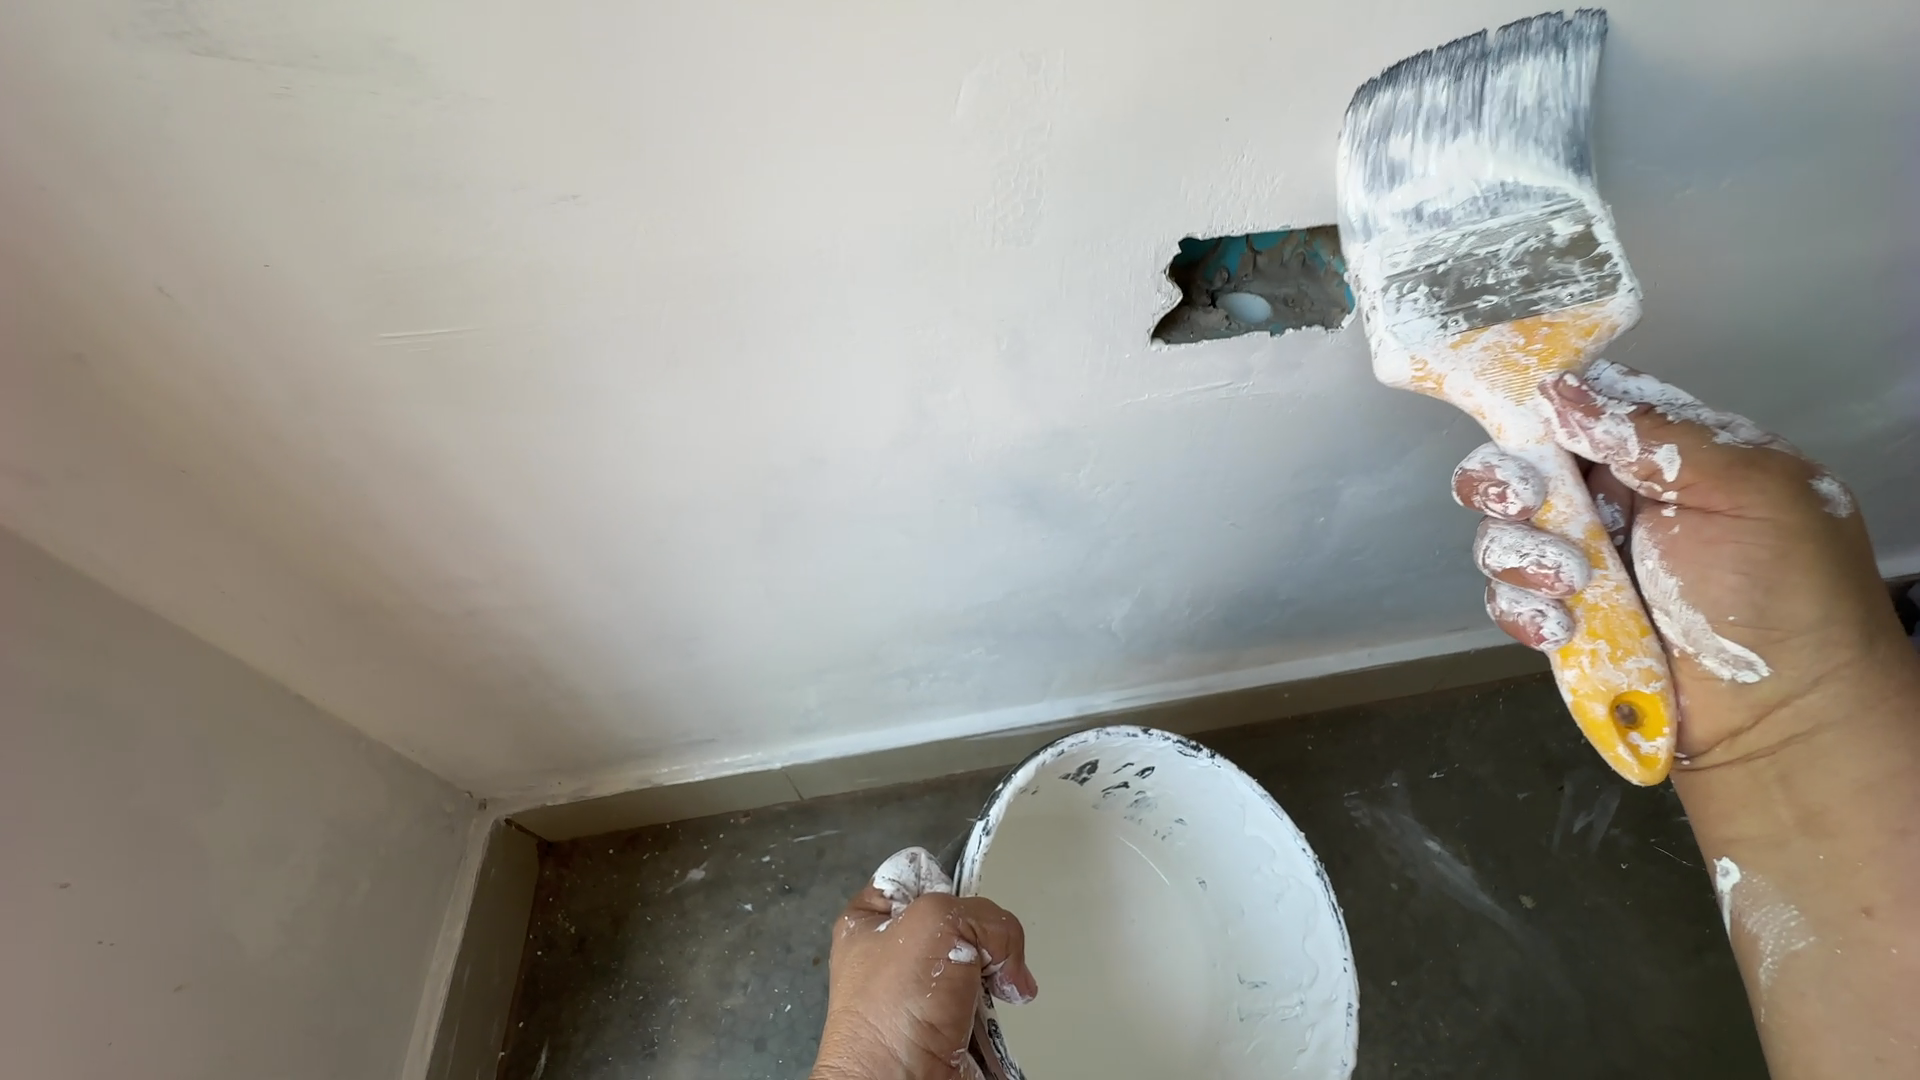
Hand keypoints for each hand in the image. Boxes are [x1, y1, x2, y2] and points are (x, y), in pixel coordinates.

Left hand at [811, 849, 1037, 1079]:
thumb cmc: (896, 1003)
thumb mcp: (938, 920)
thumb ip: (987, 916)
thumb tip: (1010, 963)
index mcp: (870, 918)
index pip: (920, 874)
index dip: (949, 881)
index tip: (965, 899)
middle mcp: (892, 952)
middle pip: (959, 919)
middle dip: (982, 934)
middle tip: (985, 951)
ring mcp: (921, 993)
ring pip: (977, 960)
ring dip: (996, 972)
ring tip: (998, 986)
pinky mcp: (947, 1029)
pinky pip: (986, 1003)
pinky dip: (1000, 1007)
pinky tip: (1000, 1011)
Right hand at [1453, 359, 1909, 765]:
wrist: (1779, 716)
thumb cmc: (1783, 594)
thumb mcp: (1746, 492)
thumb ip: (1654, 436)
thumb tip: (1556, 391)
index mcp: (1658, 457)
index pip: (1575, 410)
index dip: (1531, 407)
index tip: (1510, 418)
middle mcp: (1606, 501)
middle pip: (1511, 466)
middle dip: (1500, 483)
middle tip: (1526, 503)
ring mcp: (1572, 559)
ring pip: (1497, 532)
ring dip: (1522, 557)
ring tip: (1573, 586)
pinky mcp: (1551, 610)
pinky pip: (1502, 595)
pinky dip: (1523, 611)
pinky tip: (1564, 627)